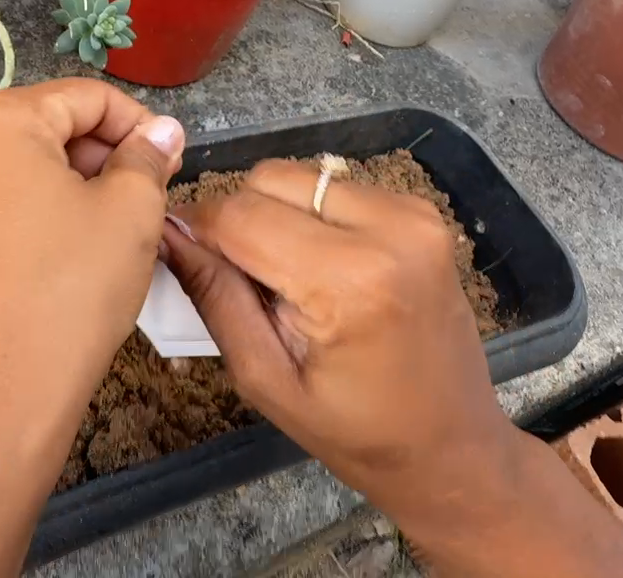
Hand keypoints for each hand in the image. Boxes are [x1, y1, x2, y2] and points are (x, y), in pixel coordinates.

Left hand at [0, 80, 185, 577]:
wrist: (2, 392)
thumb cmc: (71, 287)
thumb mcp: (129, 211)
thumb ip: (148, 157)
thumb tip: (164, 130)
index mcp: (5, 120)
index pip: (89, 96)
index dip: (140, 122)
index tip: (175, 160)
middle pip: (59, 124)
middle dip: (113, 152)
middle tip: (155, 194)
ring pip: (40, 163)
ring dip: (90, 182)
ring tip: (127, 224)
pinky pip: (18, 198)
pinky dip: (59, 208)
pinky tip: (88, 246)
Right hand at [161, 159, 514, 540]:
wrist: (455, 446)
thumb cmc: (356, 432)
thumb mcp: (265, 378)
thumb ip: (213, 295)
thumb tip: (167, 233)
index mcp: (351, 280)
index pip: (239, 216)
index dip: (197, 227)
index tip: (179, 251)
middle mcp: (388, 228)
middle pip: (267, 180)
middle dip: (236, 218)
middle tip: (238, 274)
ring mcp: (411, 212)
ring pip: (297, 176)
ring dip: (271, 212)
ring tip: (281, 270)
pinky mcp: (419, 209)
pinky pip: (331, 186)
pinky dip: (307, 213)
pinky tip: (317, 261)